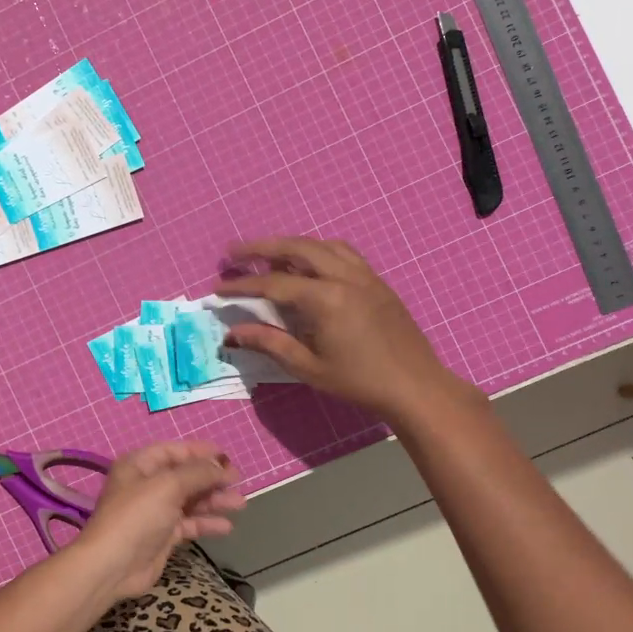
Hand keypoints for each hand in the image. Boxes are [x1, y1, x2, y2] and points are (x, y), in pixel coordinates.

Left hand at [75, 441, 243, 598]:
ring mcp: (154, 512)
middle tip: (239, 480)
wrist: (114, 564)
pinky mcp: (162, 536)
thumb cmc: (137, 517)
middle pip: (183, 476)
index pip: (171, 451)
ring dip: (213, 500)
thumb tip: (220, 466)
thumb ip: (197, 473)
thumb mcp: (167, 486)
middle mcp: (145, 486)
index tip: (226, 456)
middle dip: (210, 477)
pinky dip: (206, 523)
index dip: (198, 451)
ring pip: (189, 501)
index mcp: (138, 466)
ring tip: (240, 504)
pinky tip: (226, 526)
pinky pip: (189, 524)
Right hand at [218, 237, 474, 424]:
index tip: (217, 289)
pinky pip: (343, 254)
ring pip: (322, 246)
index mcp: (326, 299)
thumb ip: (269, 343)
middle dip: (261, 248)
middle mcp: (345, 278)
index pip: (273, 284)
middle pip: (297, 249)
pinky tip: (307, 264)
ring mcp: (365, 277)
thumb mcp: (307, 367)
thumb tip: (233, 332)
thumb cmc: (358, 381)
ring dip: (291, 245)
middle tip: (233, 253)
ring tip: (267, 255)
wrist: (415, 386)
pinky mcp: (376, 283)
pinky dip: (318, 251)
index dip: (241, 286)